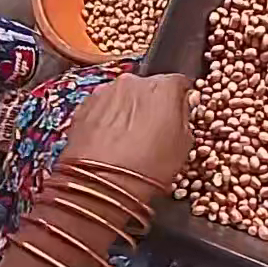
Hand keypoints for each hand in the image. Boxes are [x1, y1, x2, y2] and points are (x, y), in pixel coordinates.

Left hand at [60, 72, 194, 199]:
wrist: (101, 184)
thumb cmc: (148, 168)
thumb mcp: (183, 146)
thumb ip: (184, 118)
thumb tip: (181, 107)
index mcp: (163, 87)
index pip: (179, 83)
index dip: (180, 100)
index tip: (178, 116)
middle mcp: (133, 82)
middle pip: (148, 88)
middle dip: (151, 106)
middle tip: (152, 134)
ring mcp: (105, 92)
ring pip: (123, 97)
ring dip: (127, 113)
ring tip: (128, 142)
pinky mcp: (83, 106)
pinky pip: (102, 108)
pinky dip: (107, 121)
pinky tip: (109, 143)